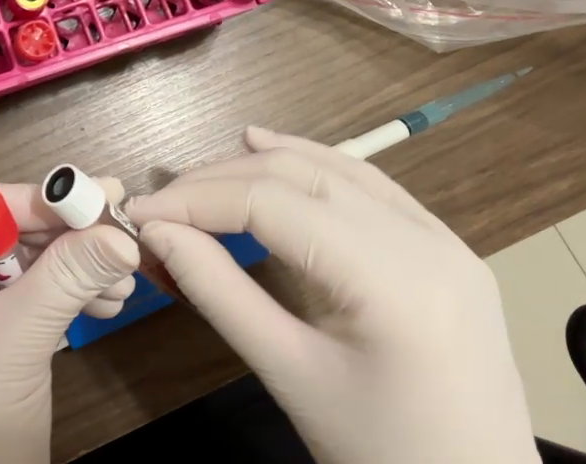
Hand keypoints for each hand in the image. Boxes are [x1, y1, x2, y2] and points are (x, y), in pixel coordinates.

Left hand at [0, 178, 139, 463]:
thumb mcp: (19, 336)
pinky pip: (39, 299)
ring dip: (78, 266)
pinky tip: (111, 300)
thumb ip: (67, 277)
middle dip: (67, 235)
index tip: (94, 195)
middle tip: (120, 225)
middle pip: (13, 236)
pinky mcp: (2, 341)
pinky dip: (75, 295)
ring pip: (32, 267)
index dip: (38, 201)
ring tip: (123, 274)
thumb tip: (119, 234)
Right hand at [126, 129, 538, 463]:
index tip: (139, 215)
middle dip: (220, 180)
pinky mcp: (446, 248)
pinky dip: (311, 166)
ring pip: (333, 168)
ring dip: (260, 163)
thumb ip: (219, 294)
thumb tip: (155, 233)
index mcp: (393, 280)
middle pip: (300, 176)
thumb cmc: (380, 453)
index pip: (270, 205)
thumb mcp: (291, 377)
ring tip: (199, 177)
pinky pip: (367, 186)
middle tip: (161, 204)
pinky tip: (271, 151)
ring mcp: (443, 239)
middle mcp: (426, 241)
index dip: (196, 200)